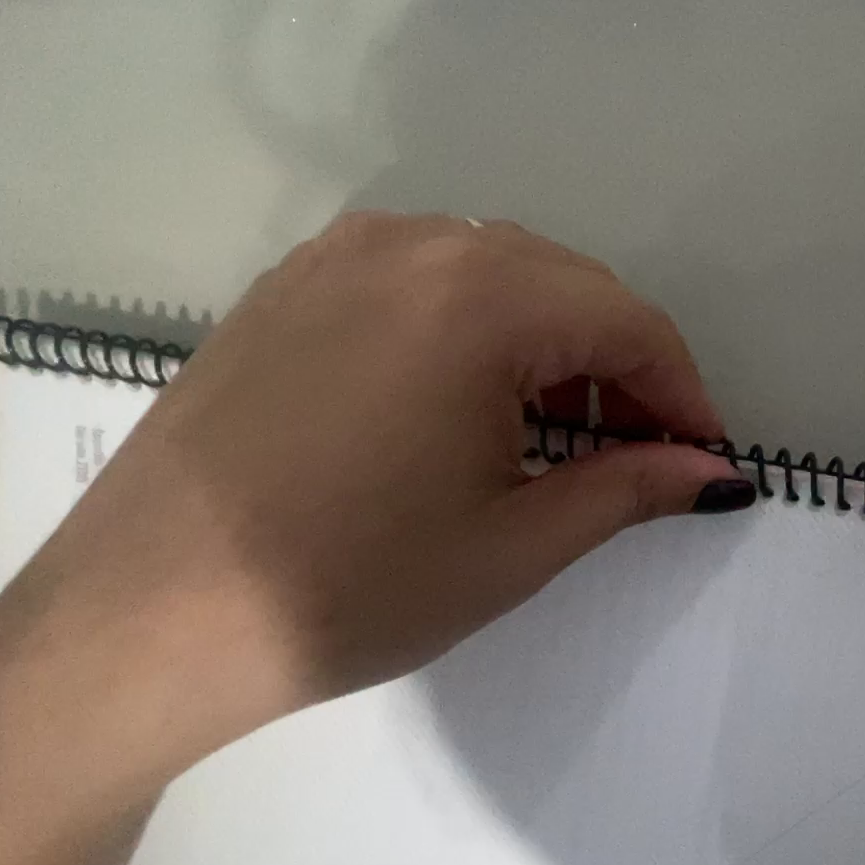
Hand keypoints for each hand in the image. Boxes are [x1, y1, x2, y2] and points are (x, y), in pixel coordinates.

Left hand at [15, 213, 751, 780]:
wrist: (145, 620)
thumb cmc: (354, 588)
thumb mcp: (516, 542)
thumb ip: (631, 488)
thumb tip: (719, 475)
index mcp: (477, 300)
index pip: (627, 324)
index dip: (683, 391)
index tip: (703, 455)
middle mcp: (413, 244)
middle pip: (568, 287)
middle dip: (624, 365)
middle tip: (641, 450)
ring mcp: (340, 255)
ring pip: (499, 273)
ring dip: (555, 342)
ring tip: (565, 426)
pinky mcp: (293, 284)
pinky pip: (426, 280)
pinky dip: (480, 328)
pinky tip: (474, 397)